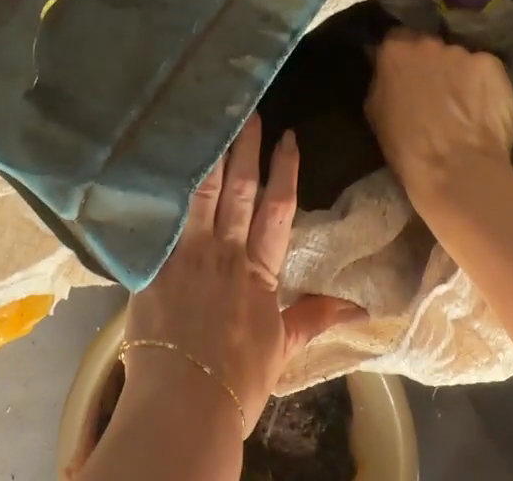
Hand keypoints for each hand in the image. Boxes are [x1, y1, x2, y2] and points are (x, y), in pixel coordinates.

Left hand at [123, 117, 364, 435]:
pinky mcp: (153, 262)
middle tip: (248, 113)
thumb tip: (360, 308)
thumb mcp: (283, 348)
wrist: (185, 400)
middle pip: (238, 190)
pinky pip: (159, 217)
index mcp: (259, 271)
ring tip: (210, 124)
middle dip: (246, 149)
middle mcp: (224, 252)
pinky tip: (158, 164)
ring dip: (209, 156)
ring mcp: (186, 253)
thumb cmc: (238, 380)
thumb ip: (314, 317)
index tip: (288, 138)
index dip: (285, 171)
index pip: (278, 209)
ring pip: (200, 192)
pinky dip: (162, 189)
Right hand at [365, 30, 512, 211]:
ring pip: (460, 59)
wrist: (455, 169)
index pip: (396, 39)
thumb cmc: (406, 146)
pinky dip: (484, 84)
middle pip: (430, 46)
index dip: (402, 57)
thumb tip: (388, 73)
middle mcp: (428, 42)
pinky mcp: (492, 65)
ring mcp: (462, 52)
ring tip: (463, 104)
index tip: (405, 73)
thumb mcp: (375, 110)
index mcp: (394, 50)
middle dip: (432, 63)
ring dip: (459, 74)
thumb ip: (383, 80)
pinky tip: (483, 107)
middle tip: (436, 90)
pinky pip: (485, 70)